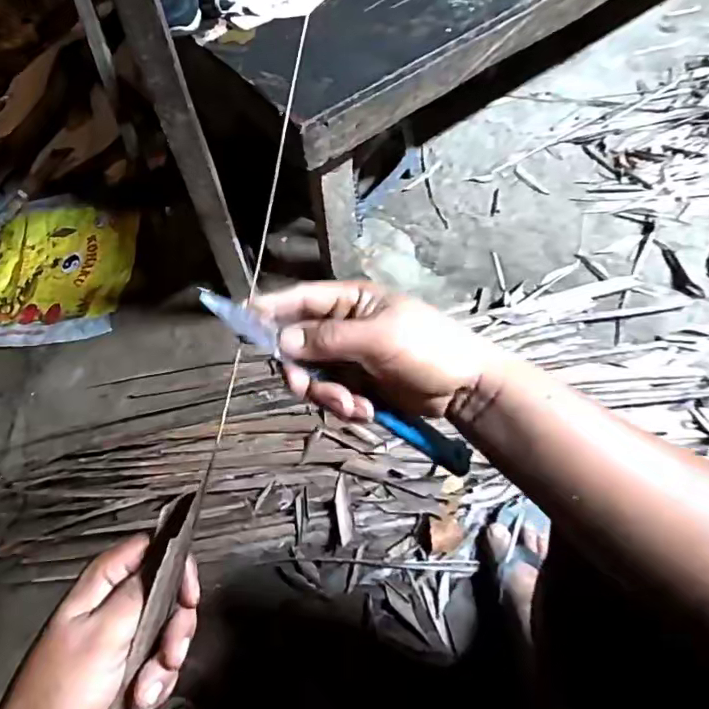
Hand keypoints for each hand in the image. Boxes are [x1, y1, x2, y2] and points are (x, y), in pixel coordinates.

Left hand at [0, 535, 198, 708]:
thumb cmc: (59, 690)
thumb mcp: (101, 635)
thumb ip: (135, 594)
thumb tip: (162, 557)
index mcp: (101, 582)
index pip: (148, 549)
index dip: (175, 565)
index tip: (187, 594)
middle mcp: (114, 602)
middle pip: (167, 591)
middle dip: (174, 626)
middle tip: (169, 651)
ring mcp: (123, 633)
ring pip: (168, 628)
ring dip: (165, 662)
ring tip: (145, 687)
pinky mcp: (130, 663)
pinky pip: (162, 660)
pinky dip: (158, 682)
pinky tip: (140, 698)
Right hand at [250, 281, 512, 424]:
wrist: (467, 389)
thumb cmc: (428, 348)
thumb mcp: (378, 339)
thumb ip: (328, 339)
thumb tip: (282, 340)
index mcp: (350, 301)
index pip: (301, 299)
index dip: (270, 307)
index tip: (241, 318)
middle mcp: (343, 326)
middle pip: (298, 344)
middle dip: (301, 370)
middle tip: (306, 388)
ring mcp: (349, 356)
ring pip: (313, 375)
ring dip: (327, 395)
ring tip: (354, 406)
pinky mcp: (357, 384)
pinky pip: (332, 395)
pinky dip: (344, 406)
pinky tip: (368, 410)